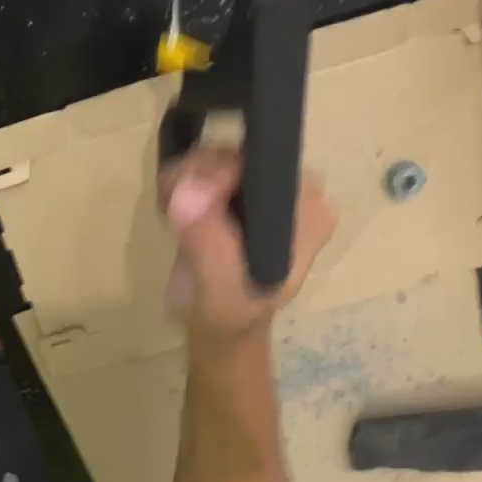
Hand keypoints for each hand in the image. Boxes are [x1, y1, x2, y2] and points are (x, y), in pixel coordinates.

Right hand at [158, 148, 336, 345]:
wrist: (217, 330)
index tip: (193, 199)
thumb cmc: (227, 314)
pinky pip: (198, 164)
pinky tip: (175, 213)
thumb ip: (208, 239)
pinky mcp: (232, 188)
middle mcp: (290, 192)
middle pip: (234, 152)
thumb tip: (187, 192)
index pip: (265, 161)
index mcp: (307, 212)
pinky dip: (177, 182)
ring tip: (175, 220)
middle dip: (196, 177)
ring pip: (211, 154)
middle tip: (177, 213)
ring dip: (181, 180)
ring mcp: (259, 188)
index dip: (222, 170)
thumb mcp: (219, 286)